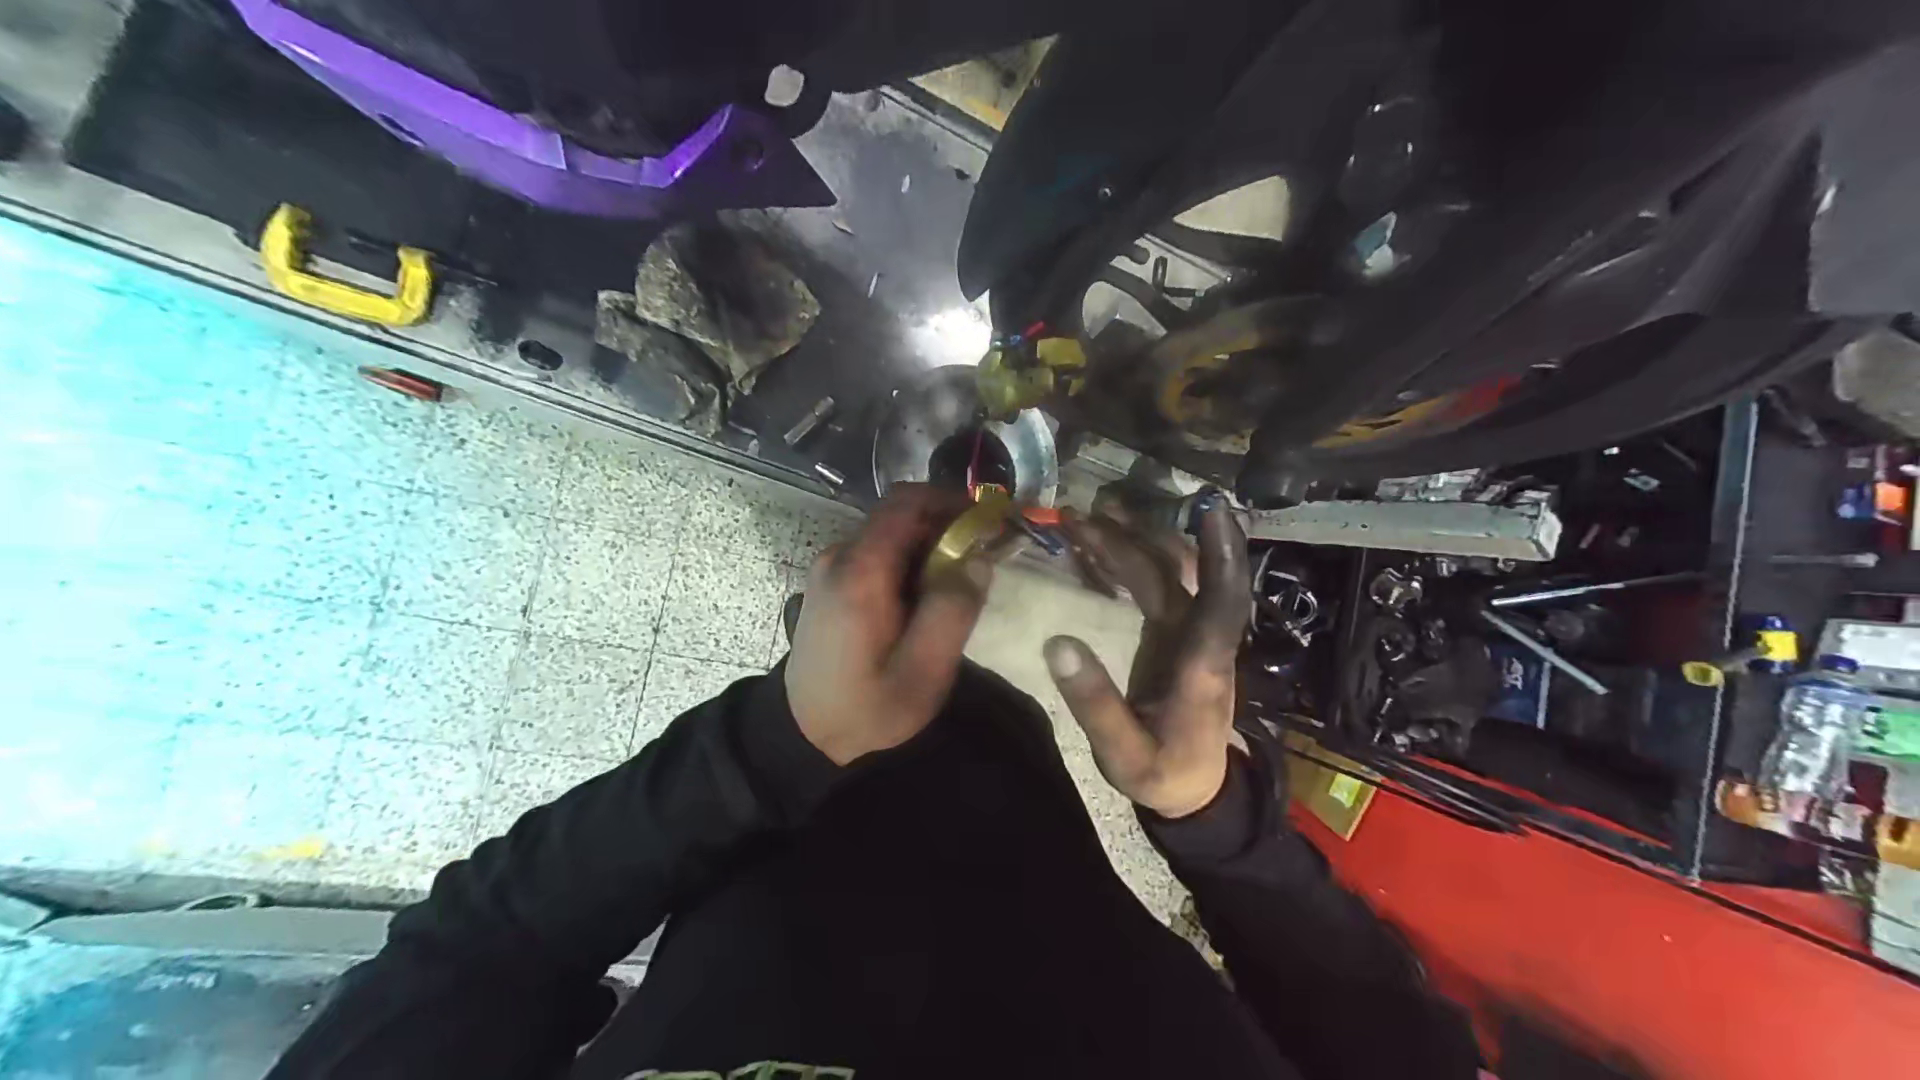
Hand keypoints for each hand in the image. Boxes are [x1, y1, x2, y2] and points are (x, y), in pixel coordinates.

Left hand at [785, 485, 994, 764]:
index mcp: (859, 571)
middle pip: (901, 515)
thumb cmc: (867, 707)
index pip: (906, 502)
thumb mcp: (922, 672)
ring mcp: (832, 566)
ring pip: (892, 535)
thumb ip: (953, 612)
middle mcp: (839, 556)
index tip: (989, 524)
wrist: (805, 732)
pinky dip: (911, 563)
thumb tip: (980, 558)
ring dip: (931, 548)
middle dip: (947, 528)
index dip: (952, 501)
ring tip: (959, 586)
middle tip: (983, 561)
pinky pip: (879, 554)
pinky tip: (926, 599)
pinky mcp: (833, 580)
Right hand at [1046, 497, 1250, 817]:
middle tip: (1079, 514)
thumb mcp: (1126, 755)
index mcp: (1201, 666)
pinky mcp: (1170, 634)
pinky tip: (1090, 550)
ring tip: (1080, 518)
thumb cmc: (1164, 773)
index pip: (1223, 600)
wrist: (1194, 789)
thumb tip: (1058, 643)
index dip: (1222, 554)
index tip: (1212, 508)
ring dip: (1126, 540)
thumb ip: (1095, 704)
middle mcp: (1199, 638)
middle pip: (1173, 573)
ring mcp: (1185, 633)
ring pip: (1161, 572)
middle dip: (1131, 537)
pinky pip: (1148, 587)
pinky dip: (1120, 563)